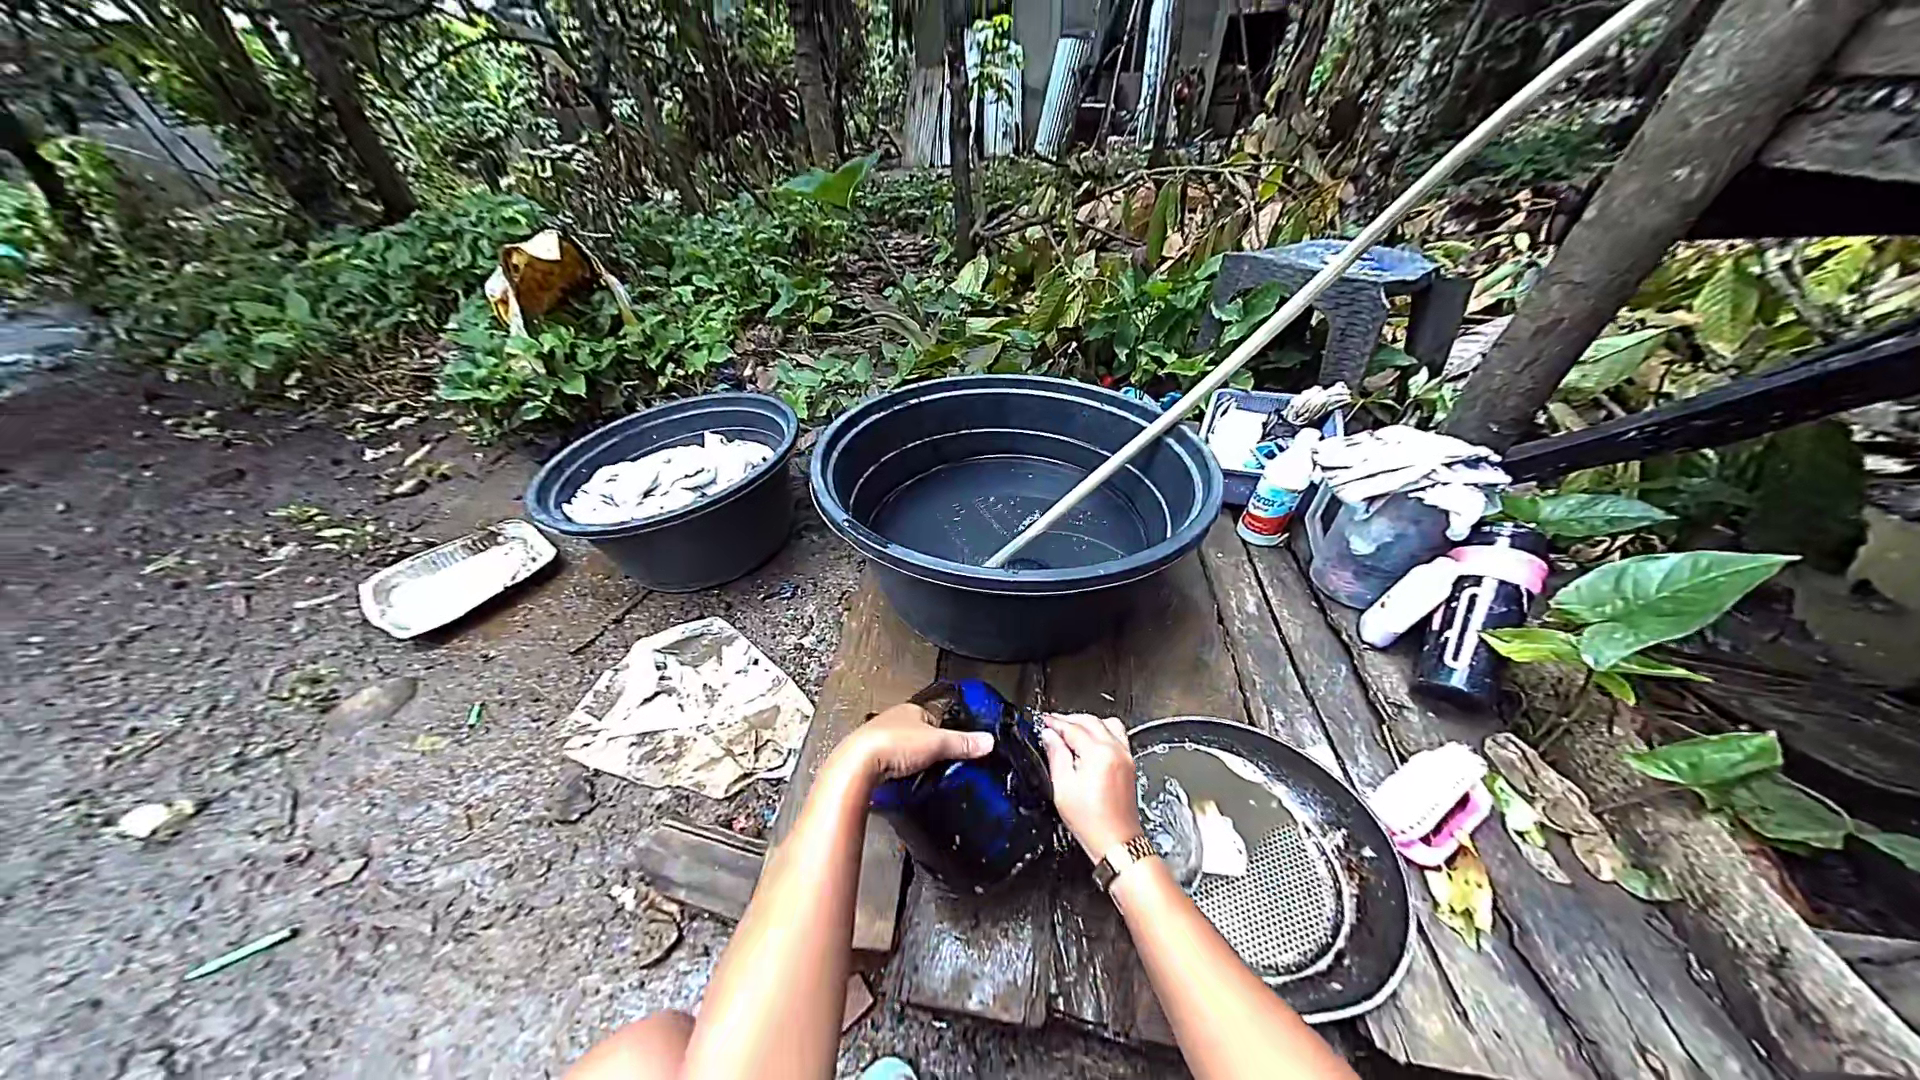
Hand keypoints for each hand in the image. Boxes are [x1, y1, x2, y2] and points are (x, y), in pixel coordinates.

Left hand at [833, 703, 993, 785]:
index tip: (955, 745)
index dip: (945, 730)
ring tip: (921, 774)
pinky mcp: (867, 757)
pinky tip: (901, 780)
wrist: (857, 765)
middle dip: (926, 746)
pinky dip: (896, 770)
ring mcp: (877, 738)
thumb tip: (988, 741)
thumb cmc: (895, 744)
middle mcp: (892, 719)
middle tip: (940, 763)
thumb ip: (963, 742)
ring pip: (901, 747)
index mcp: (910, 709)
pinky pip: (888, 762)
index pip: (934, 716)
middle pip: (916, 732)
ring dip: (909, 759)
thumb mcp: (937, 743)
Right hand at [1039, 713, 1143, 860]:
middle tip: (1053, 723)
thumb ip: (1056, 755)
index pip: (1073, 728)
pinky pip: (1117, 735)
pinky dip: (1101, 731)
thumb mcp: (1063, 786)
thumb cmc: (1092, 821)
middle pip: (1090, 721)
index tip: (1044, 722)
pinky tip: (1090, 741)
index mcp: (1098, 753)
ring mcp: (1125, 756)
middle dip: (1069, 719)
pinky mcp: (1129, 764)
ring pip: (1106, 724)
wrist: (1117, 842)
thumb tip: (1049, 736)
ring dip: (1087, 723)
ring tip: (1070, 730)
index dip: (1055, 723)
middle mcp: (1115, 750)